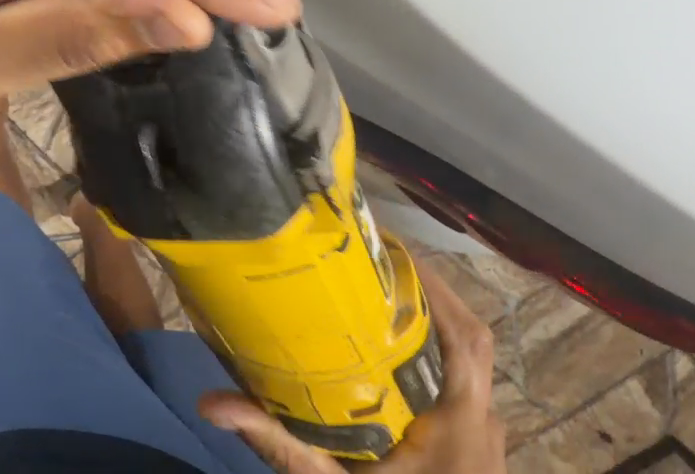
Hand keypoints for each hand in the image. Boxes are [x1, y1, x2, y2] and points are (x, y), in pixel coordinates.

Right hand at [198, 270, 509, 472]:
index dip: (436, 289)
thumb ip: (279, 444)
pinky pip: (460, 375)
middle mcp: (483, 420)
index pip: (467, 340)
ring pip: (467, 355)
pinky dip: (431, 344)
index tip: (385, 249)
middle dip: (425, 290)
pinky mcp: (475, 441)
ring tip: (370, 282)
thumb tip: (210, 402)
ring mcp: (484, 431)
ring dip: (430, 315)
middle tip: (364, 257)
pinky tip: (383, 338)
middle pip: (469, 337)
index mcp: (462, 425)